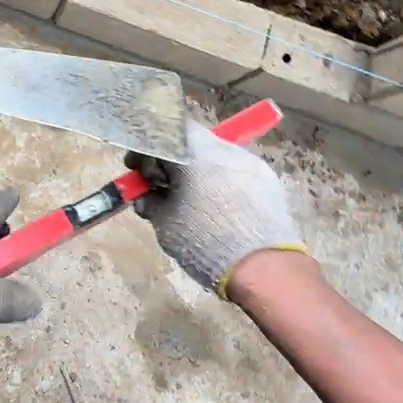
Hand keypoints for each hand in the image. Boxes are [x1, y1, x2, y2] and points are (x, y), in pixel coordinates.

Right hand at [132, 122, 306, 297]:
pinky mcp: (267, 178)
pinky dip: (219, 181)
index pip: (160, 132)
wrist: (265, 269)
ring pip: (213, 155)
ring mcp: (249, 161)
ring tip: (191, 201)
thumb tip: (148, 195)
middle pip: (188, 141)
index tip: (135, 169)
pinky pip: (234, 171)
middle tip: (160, 186)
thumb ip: (151, 201)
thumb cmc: (206, 242)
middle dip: (171, 160)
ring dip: (196, 171)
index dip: (145, 149)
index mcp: (192, 151)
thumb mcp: (165, 224)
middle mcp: (222, 147)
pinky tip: (218, 208)